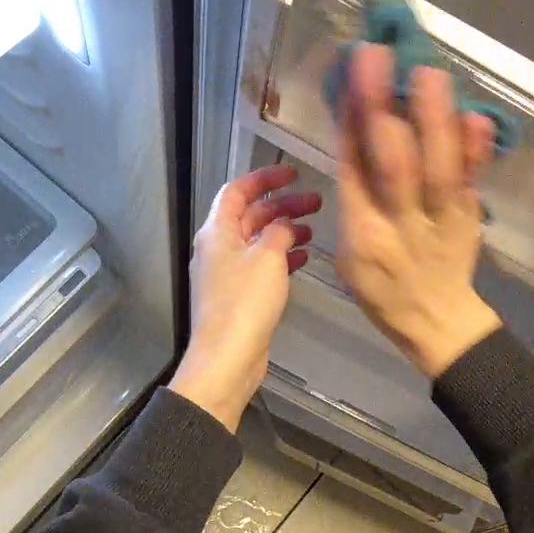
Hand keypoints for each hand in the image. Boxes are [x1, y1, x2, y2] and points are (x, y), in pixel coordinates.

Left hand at [167, 164, 320, 431]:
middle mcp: (218, 249)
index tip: (292, 174)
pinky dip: (281, 259)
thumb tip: (285, 224)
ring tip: (314, 231)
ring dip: (284, 233)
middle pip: (250, 216)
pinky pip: (261, 267)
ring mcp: (227, 275)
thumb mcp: (267, 258)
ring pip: (258, 242)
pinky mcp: (239, 298)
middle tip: (316, 203)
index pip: (237, 191)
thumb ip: (279, 232)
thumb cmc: (245, 303)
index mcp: (217, 232)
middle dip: (282, 206)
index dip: (264, 178)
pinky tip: (303, 260)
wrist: (227, 358)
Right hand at [334, 44, 502, 377]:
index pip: (352, 169)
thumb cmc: (383, 287)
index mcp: (361, 235)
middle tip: (377, 56)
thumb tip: (356, 127)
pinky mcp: (470, 220)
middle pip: (392, 165)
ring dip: (434, 119)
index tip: (348, 70)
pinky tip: (479, 117)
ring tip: (428, 72)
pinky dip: (477, 152)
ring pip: (437, 171)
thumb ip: (353, 197)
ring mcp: (439, 224)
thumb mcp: (350, 253)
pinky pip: (474, 185)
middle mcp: (399, 226)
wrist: (435, 321)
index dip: (349, 119)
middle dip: (382, 109)